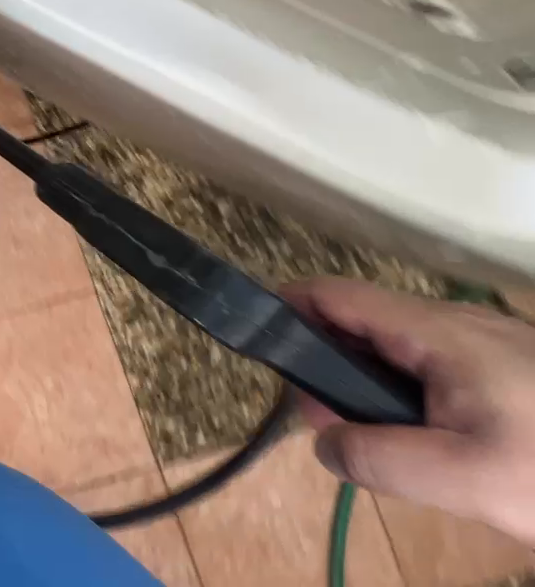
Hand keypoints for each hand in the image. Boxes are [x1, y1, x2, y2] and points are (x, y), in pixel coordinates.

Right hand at [283, 277, 534, 542]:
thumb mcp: (466, 480)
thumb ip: (375, 457)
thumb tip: (321, 441)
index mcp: (437, 332)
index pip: (329, 294)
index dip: (284, 311)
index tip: (265, 354)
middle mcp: (460, 324)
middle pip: (361, 322)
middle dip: (330, 368)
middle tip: (332, 426)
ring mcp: (495, 345)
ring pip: (401, 350)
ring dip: (374, 387)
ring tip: (391, 444)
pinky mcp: (517, 371)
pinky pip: (441, 369)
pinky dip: (418, 397)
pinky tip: (443, 444)